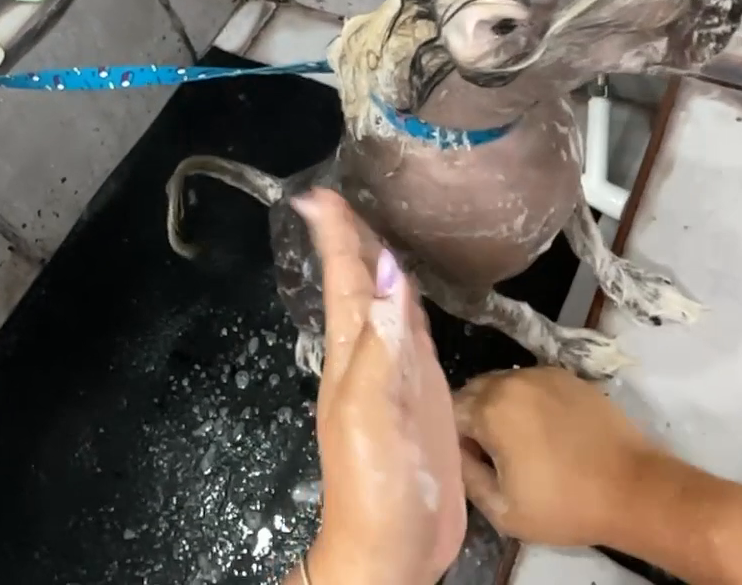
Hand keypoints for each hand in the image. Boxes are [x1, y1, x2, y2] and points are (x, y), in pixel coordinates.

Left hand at [294, 189, 464, 584]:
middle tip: (349, 196)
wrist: (393, 547)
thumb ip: (380, 341)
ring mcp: (398, 369)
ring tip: (376, 225)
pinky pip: (413, 328)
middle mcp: (371, 350)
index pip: (342, 279)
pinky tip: (410, 285)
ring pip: (385, 299)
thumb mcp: (371, 409)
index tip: (317, 194)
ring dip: (378, 261)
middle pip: (362, 281)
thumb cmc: (372, 480)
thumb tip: (387, 270)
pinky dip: (409, 298)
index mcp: (351, 349)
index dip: (333, 236)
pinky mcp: (424, 388)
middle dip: (353, 238)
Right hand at [453, 367, 684, 549]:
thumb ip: (468, 477)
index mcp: (489, 409)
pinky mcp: (565, 375)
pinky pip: (530, 382)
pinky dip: (527, 399)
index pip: (449, 410)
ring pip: (501, 383)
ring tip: (519, 440)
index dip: (454, 435)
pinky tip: (545, 428)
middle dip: (473, 416)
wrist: (633, 488)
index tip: (470, 459)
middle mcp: (509, 380)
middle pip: (473, 390)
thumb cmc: (566, 504)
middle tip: (491, 451)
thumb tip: (456, 453)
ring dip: (499, 405)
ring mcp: (539, 374)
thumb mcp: (505, 511)